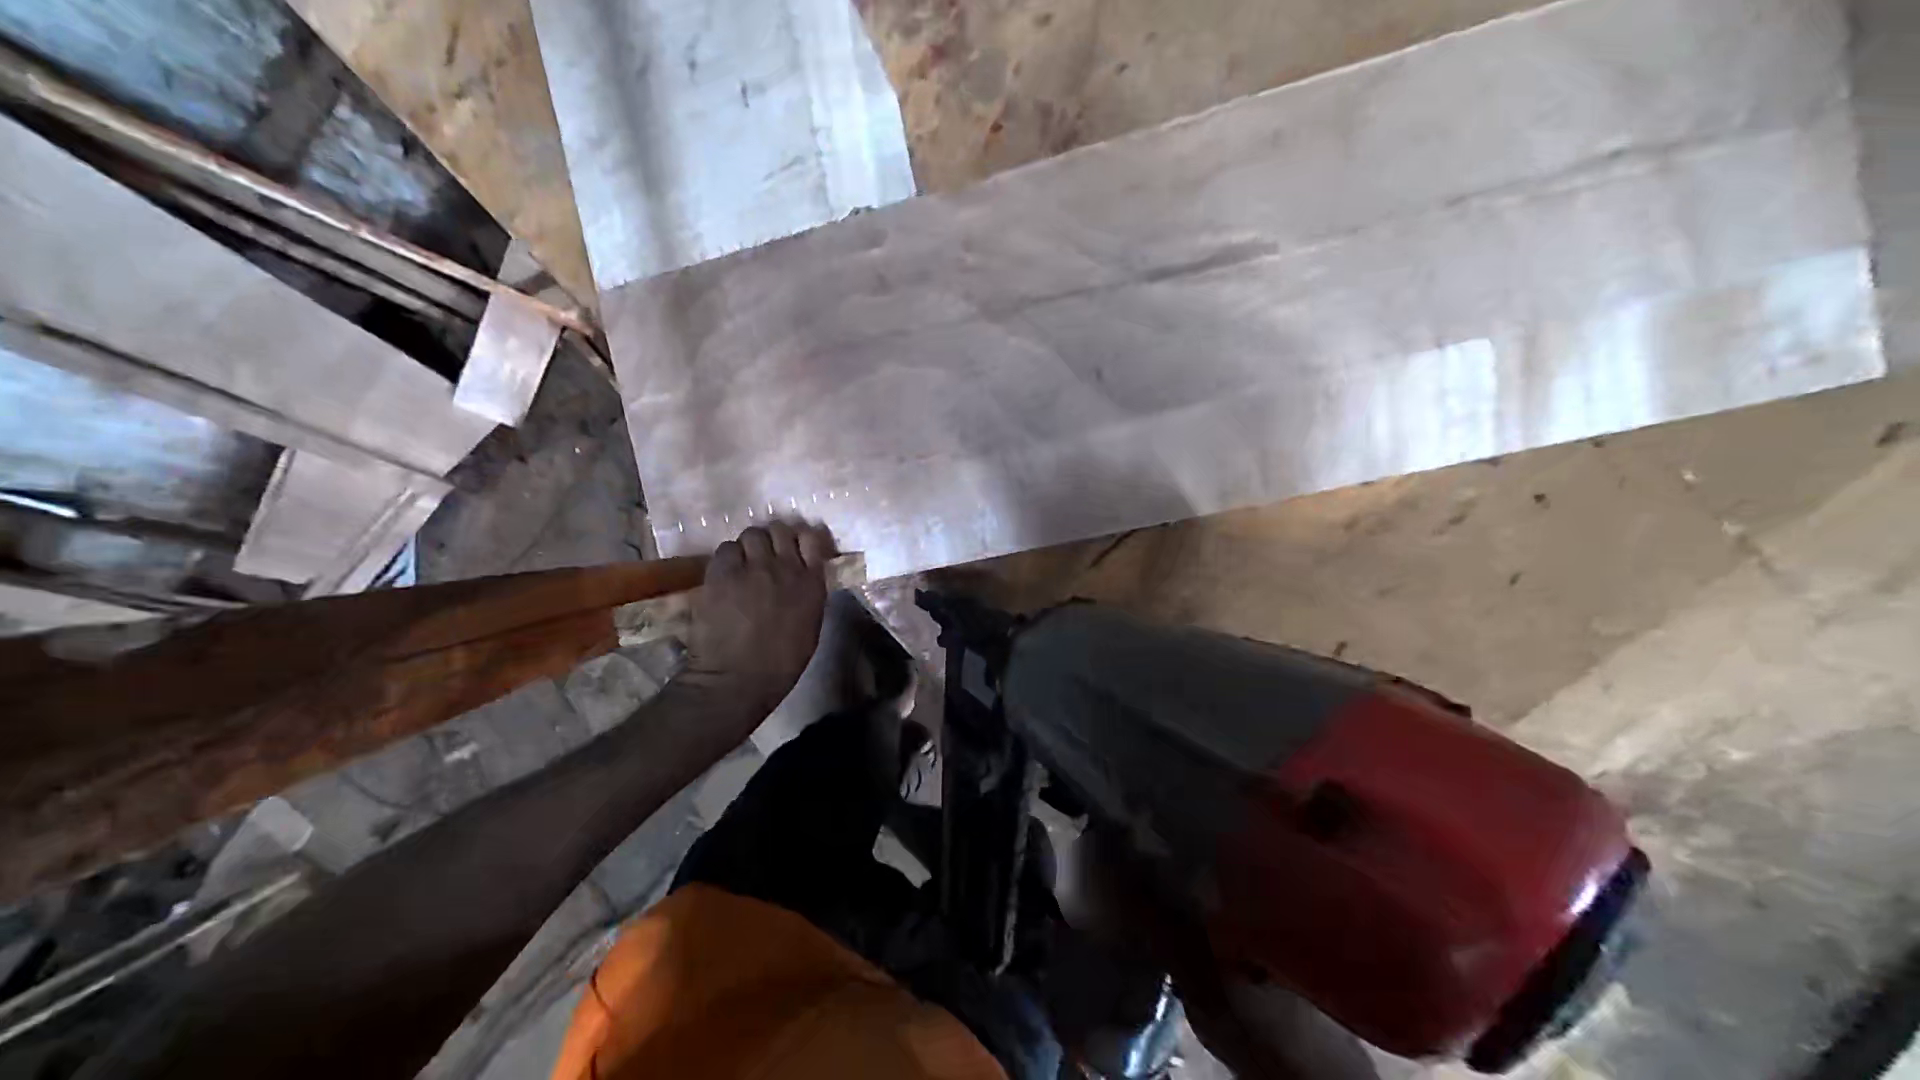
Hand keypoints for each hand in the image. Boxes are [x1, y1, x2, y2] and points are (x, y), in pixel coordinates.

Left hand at [683, 520, 836, 716]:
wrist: (737, 678)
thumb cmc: (779, 663)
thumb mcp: (810, 625)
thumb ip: (808, 594)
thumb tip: (801, 578)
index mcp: (811, 583)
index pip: (812, 538)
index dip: (801, 539)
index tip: (794, 549)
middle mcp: (785, 567)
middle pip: (779, 530)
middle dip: (772, 539)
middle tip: (764, 556)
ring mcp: (752, 567)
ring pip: (751, 534)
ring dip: (748, 547)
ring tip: (743, 564)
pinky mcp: (722, 572)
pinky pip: (726, 549)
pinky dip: (727, 558)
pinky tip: (725, 575)